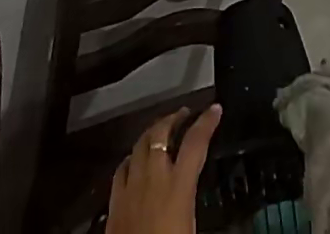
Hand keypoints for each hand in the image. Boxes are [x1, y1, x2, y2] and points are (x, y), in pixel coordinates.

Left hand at [105, 104, 221, 233]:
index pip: (195, 143)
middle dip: (174, 118)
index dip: (206, 123)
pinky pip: (122, 167)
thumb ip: (195, 205)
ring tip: (162, 129)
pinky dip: (132, 156)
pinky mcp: (114, 201)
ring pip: (139, 145)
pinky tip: (135, 160)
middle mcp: (153, 177)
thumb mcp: (192, 230)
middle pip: (161, 133)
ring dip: (152, 132)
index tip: (215, 108)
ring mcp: (130, 186)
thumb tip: (201, 194)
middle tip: (185, 114)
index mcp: (177, 186)